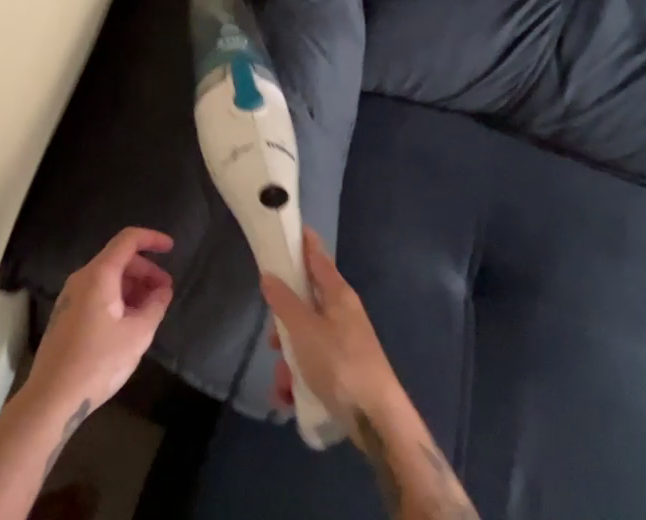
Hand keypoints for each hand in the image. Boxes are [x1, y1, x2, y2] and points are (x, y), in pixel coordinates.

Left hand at [24, 227, 173, 412]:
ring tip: (151, 311)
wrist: (53, 395)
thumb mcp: (137, 334)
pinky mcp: (68, 314)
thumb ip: (155, 305)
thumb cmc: (98, 362)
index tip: (172, 249)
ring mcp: (71, 296)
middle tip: (166, 293)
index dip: (152, 239)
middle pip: (119, 259)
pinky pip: (98, 293)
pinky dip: (119, 298)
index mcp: (98, 275)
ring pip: (108, 278)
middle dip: (146, 271)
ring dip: (133, 287)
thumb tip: (163, 289)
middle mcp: (81, 278)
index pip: (127, 240)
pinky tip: (130, 322)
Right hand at [260, 227, 401, 422]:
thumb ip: (284, 302)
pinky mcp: (342, 369)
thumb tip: (269, 275)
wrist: (376, 418)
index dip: (302, 242)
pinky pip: (312, 365)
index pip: (317, 257)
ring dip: (288, 361)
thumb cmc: (340, 364)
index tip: (286, 228)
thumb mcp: (304, 331)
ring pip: (304, 340)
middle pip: (304, 304)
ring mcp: (343, 342)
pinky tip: (288, 398)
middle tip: (272, 341)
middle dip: (283, 325)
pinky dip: (298, 379)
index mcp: (338, 295)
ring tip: (282, 384)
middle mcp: (341, 313)